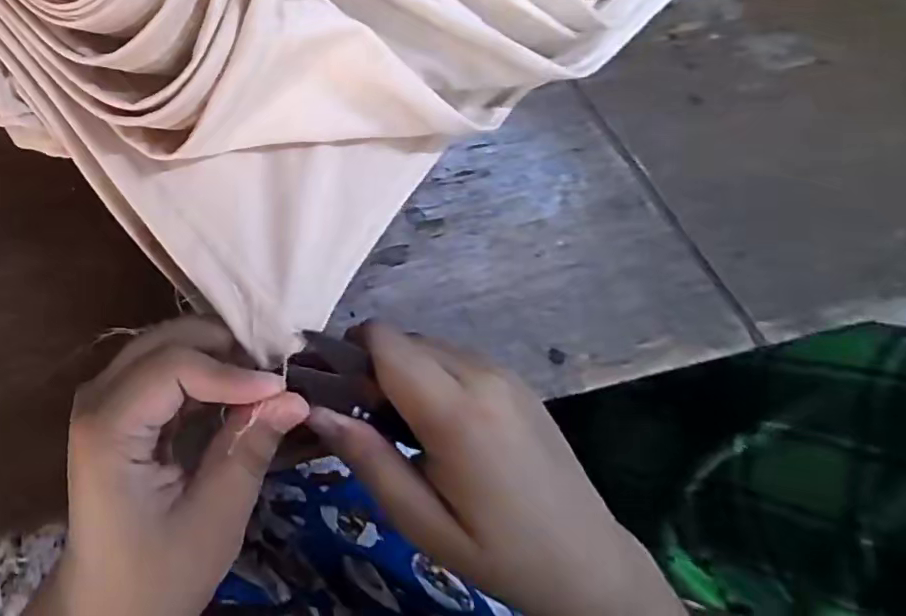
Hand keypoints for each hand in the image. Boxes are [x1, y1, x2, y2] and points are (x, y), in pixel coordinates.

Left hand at [29, 318, 309, 615]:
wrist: (107, 602)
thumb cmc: (156, 572)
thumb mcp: (212, 522)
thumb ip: (247, 450)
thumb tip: (294, 397)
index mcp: (106, 426)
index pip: (171, 367)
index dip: (228, 371)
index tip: (281, 386)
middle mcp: (95, 395)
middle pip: (163, 343)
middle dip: (221, 349)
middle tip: (273, 373)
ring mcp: (100, 395)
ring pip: (161, 346)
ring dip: (212, 354)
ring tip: (259, 379)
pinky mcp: (114, 403)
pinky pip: (158, 367)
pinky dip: (198, 371)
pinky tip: (232, 389)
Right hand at [306, 322, 680, 615]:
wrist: (592, 568)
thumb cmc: (498, 552)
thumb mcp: (422, 522)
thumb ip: (366, 459)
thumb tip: (313, 409)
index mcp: (455, 411)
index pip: (381, 338)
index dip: (350, 355)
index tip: (347, 397)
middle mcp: (479, 374)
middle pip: (398, 338)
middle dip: (374, 366)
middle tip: (375, 419)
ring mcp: (501, 371)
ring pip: (422, 342)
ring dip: (403, 369)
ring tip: (411, 425)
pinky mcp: (514, 376)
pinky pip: (451, 354)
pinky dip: (431, 373)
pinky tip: (445, 422)